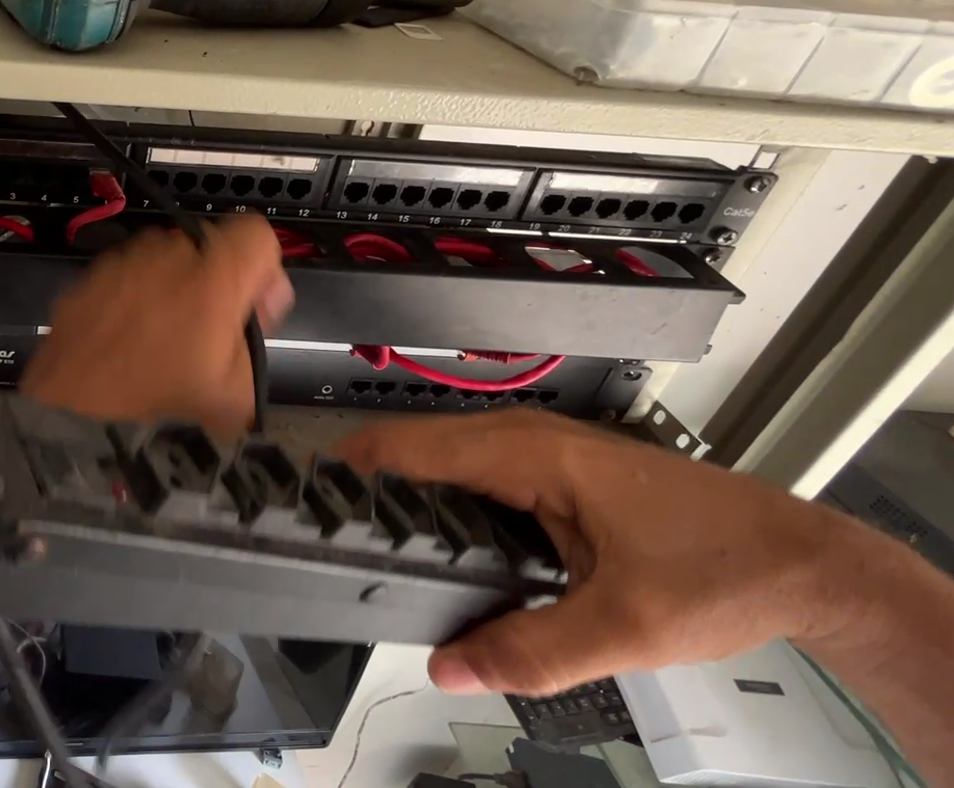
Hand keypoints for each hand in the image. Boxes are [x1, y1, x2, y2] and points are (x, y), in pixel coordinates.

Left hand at [20, 214, 291, 438]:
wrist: (71, 390)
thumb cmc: (155, 386)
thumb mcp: (231, 390)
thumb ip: (261, 344)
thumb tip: (262, 311)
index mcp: (217, 270)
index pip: (259, 233)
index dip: (262, 267)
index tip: (251, 302)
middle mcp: (173, 249)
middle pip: (213, 247)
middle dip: (218, 280)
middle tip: (209, 327)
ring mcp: (130, 254)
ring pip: (170, 258)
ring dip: (175, 286)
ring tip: (164, 335)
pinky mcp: (97, 268)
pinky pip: (131, 271)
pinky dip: (137, 292)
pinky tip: (129, 331)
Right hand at [333, 410, 888, 696]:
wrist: (801, 559)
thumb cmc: (724, 572)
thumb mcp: (628, 626)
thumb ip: (531, 649)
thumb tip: (447, 666)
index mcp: (526, 453)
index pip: (406, 446)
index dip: (350, 468)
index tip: (301, 495)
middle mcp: (517, 436)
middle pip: (408, 446)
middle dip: (360, 482)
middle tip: (317, 527)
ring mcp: (527, 446)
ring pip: (432, 456)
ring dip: (392, 488)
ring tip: (352, 531)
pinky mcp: (536, 464)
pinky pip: (459, 470)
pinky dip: (427, 494)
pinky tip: (417, 533)